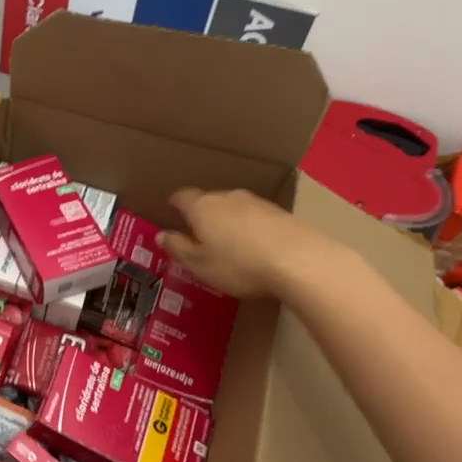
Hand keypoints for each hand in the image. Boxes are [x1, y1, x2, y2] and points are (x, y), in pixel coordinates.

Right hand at [155, 188, 347, 300]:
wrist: (301, 261)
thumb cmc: (239, 264)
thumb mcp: (200, 264)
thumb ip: (178, 248)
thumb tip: (160, 235)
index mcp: (202, 207)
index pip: (182, 196)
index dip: (176, 203)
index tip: (173, 211)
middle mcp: (227, 197)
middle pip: (210, 200)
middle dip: (204, 213)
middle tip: (202, 234)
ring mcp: (257, 203)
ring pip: (235, 207)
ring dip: (230, 221)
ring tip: (232, 242)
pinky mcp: (282, 213)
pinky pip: (258, 217)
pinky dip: (253, 228)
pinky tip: (258, 247)